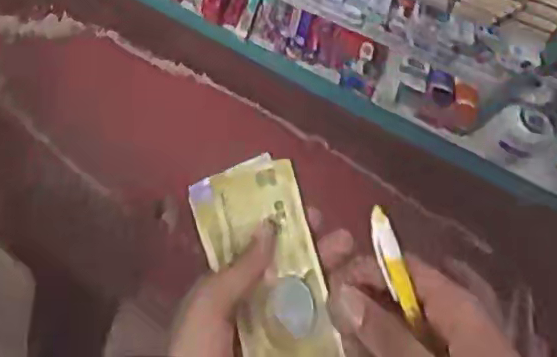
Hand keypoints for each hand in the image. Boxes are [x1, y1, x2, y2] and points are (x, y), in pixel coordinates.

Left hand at [170, 212, 354, 356]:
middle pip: (295, 275)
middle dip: (320, 254)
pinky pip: (324, 341)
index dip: (288, 232)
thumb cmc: (197, 350)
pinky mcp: (301, 356)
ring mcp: (281, 341)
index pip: (265, 254)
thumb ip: (238, 268)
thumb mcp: (209, 304)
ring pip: (314, 306)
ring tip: (357, 266)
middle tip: (344, 238)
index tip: (312, 214)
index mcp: (234, 291)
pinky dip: (343, 327)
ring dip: (336, 284)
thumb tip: (269, 224)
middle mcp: (260, 311)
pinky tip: (359, 309)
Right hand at [328, 250, 519, 356]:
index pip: (401, 265)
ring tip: (352, 345)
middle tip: (338, 326)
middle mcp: (463, 317)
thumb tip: (342, 293)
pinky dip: (399, 351)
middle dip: (368, 305)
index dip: (363, 271)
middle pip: (404, 294)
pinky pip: (423, 347)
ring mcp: (465, 346)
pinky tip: (373, 355)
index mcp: (459, 304)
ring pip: (411, 326)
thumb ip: (388, 337)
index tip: (329, 290)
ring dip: (380, 335)